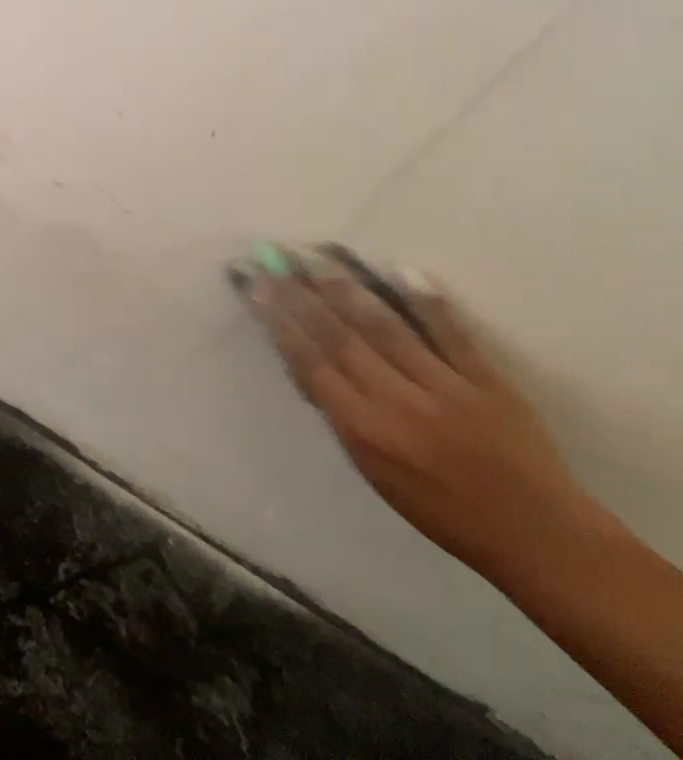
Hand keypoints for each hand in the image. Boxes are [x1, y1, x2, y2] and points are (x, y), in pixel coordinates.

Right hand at [234, 246, 596, 581]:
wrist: (535, 532)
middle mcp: (398, 403)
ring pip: (389, 330)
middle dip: (304, 297)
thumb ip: (344, 419)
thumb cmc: (439, 511)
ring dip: (350, 291)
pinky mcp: (490, 382)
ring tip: (321, 260)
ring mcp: (447, 388)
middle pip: (342, 338)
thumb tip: (313, 372)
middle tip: (278, 261)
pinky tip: (403, 273)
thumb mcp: (372, 471)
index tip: (258, 290)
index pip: (311, 365)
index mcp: (363, 430)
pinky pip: (454, 336)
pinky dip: (429, 304)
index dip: (280, 323)